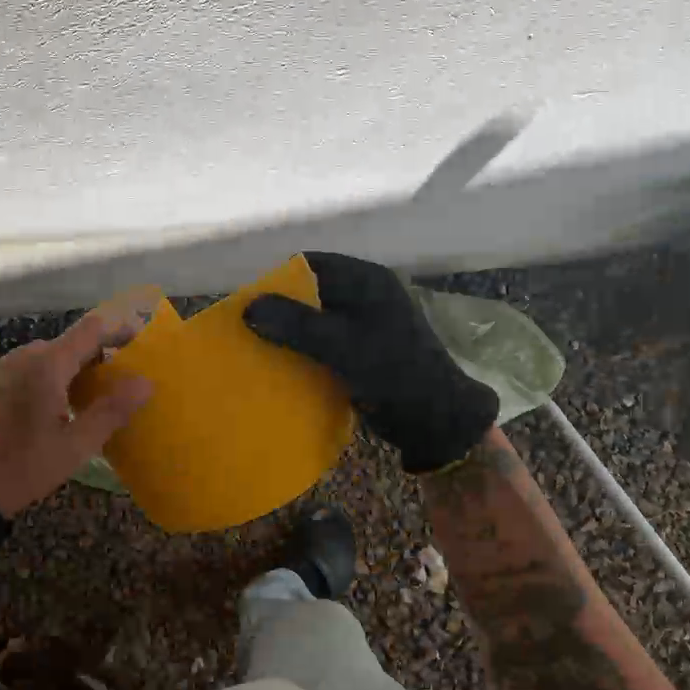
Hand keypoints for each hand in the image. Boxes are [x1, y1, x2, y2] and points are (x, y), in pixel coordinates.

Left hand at [0, 311, 154, 516]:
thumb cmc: (25, 466)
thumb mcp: (76, 445)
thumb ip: (112, 410)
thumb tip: (146, 382)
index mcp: (46, 363)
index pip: (91, 329)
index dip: (120, 330)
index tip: (143, 345)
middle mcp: (27, 354)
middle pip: (75, 342)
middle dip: (104, 358)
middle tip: (128, 384)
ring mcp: (10, 364)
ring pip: (57, 355)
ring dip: (82, 369)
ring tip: (104, 399)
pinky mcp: (1, 378)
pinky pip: (39, 365)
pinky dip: (61, 376)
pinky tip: (71, 405)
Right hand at [243, 252, 498, 473]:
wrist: (442, 424)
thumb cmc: (396, 373)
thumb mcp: (342, 346)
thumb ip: (295, 323)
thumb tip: (246, 307)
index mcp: (367, 280)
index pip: (310, 265)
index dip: (278, 280)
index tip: (251, 303)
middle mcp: (366, 294)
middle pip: (310, 290)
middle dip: (281, 308)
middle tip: (251, 328)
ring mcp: (366, 323)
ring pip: (315, 317)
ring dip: (290, 330)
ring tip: (262, 347)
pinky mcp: (364, 349)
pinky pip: (324, 340)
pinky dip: (304, 348)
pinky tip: (287, 364)